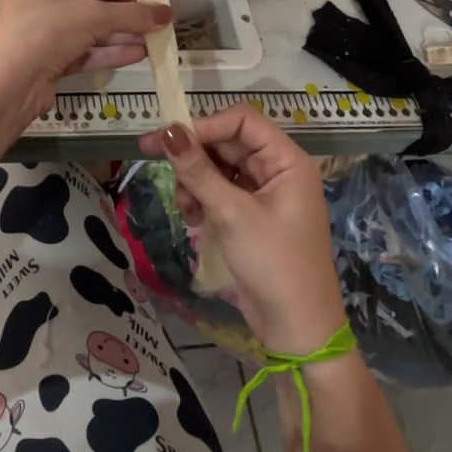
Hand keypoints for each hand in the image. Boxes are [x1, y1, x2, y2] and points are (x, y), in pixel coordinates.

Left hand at [0, 0, 170, 156]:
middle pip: (91, 5)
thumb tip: (166, 13)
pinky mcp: (50, 63)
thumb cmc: (43, 34)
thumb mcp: (89, 16)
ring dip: (122, 35)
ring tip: (157, 39)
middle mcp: (40, 4)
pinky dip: (110, 53)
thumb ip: (129, 14)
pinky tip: (139, 54)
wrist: (7, 87)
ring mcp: (44, 35)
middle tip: (160, 21)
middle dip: (125, 15)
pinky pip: (86, 53)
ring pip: (90, 32)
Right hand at [138, 107, 345, 354]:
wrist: (298, 330)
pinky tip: (193, 218)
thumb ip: (198, 171)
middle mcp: (277, 170)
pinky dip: (202, 198)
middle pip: (227, 143)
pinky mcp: (251, 215)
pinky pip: (220, 191)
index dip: (205, 125)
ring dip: (194, 180)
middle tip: (152, 159)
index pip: (242, 121)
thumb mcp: (232, 215)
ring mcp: (264, 193)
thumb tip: (166, 131)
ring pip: (218, 167)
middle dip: (194, 155)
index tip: (168, 138)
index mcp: (287, 161)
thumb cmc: (274, 265)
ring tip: (184, 207)